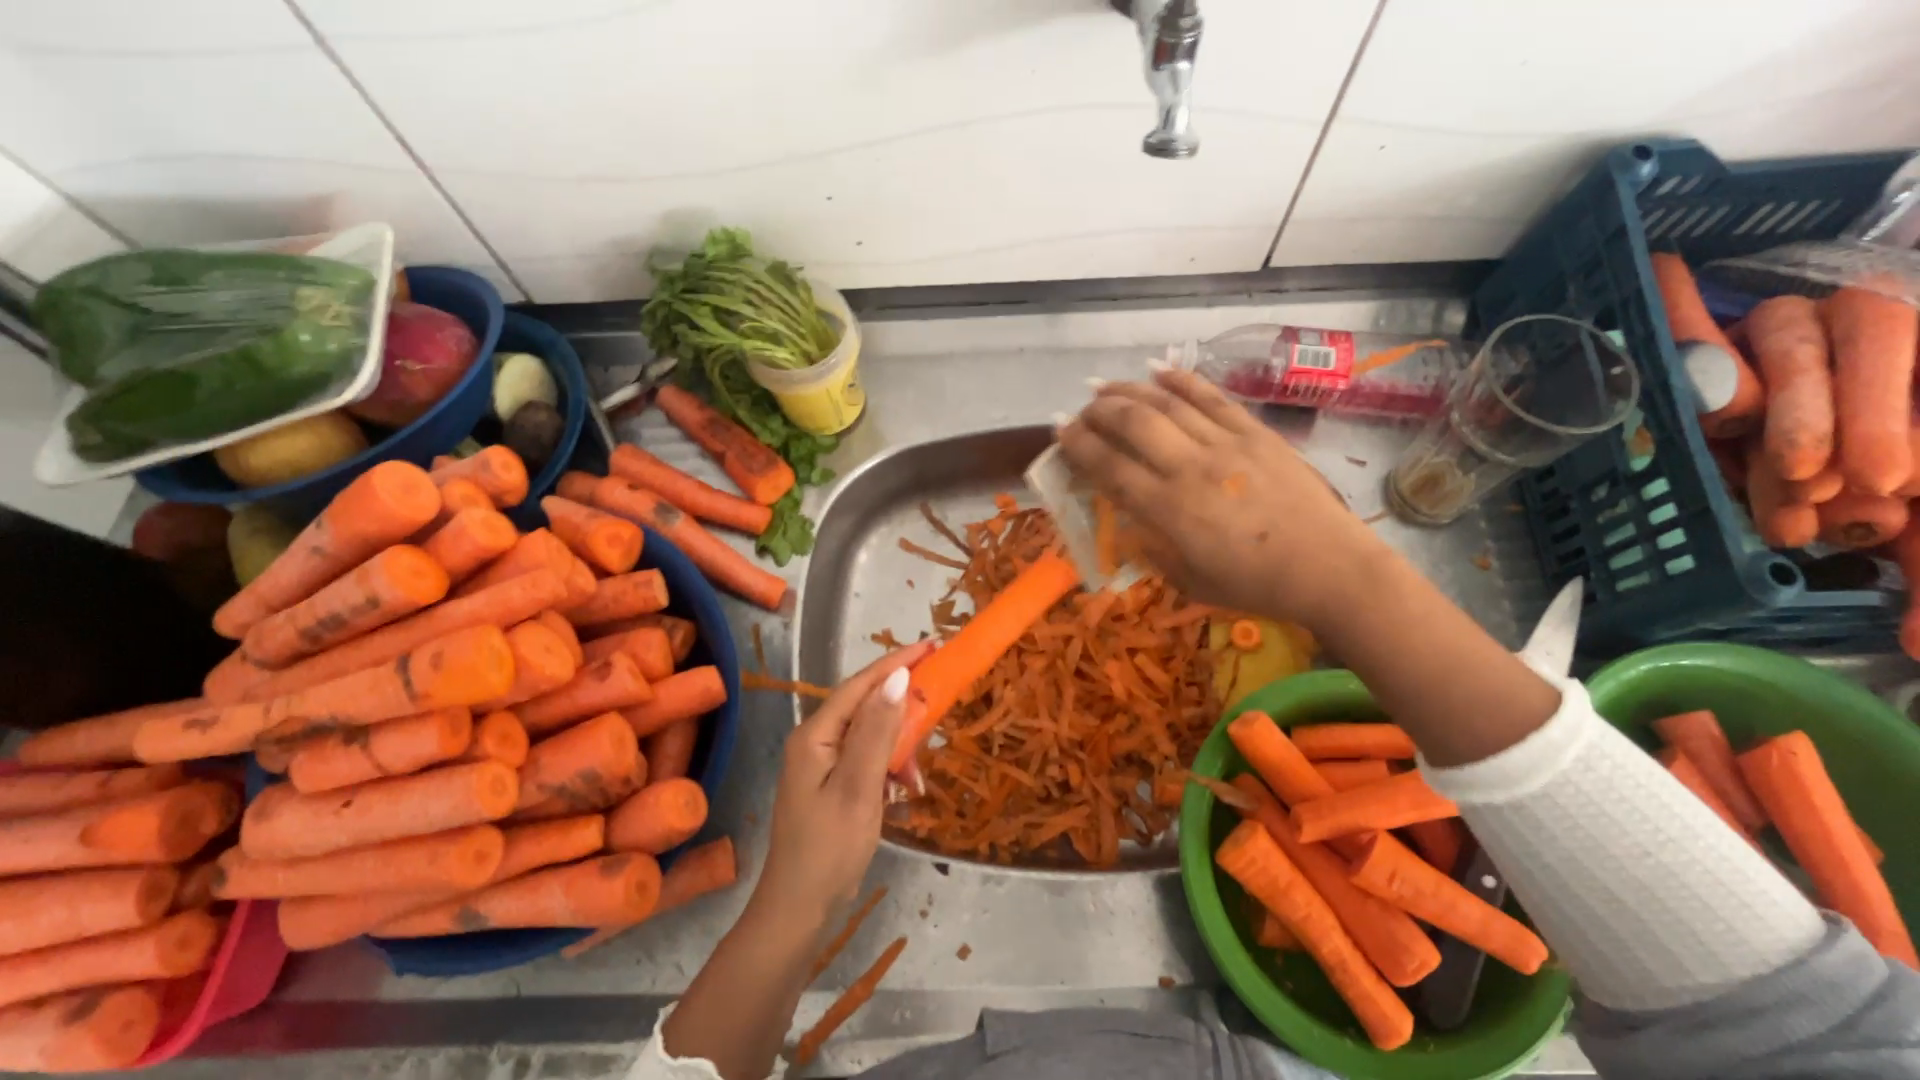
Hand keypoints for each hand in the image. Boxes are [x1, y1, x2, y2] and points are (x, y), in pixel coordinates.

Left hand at [753, 642, 931, 928]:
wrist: (799, 908)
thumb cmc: (828, 849)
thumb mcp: (859, 788)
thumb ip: (878, 732)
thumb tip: (898, 678)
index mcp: (815, 735)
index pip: (861, 685)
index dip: (897, 663)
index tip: (933, 646)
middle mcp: (815, 742)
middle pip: (866, 707)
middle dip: (903, 707)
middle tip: (939, 702)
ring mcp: (823, 765)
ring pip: (871, 736)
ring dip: (900, 747)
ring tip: (917, 774)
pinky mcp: (833, 786)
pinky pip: (868, 762)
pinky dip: (891, 771)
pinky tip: (905, 791)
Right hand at [1057, 369, 1385, 629]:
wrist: (1329, 569)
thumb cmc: (1256, 586)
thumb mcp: (1191, 581)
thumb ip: (1154, 549)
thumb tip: (1132, 522)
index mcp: (1170, 510)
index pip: (1110, 467)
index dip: (1078, 446)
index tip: (1060, 433)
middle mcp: (1191, 468)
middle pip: (1133, 423)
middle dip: (1098, 411)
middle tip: (1082, 411)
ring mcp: (1226, 445)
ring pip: (1167, 404)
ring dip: (1130, 390)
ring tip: (1105, 385)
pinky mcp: (1256, 434)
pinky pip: (1213, 398)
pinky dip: (1183, 381)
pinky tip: (1160, 370)